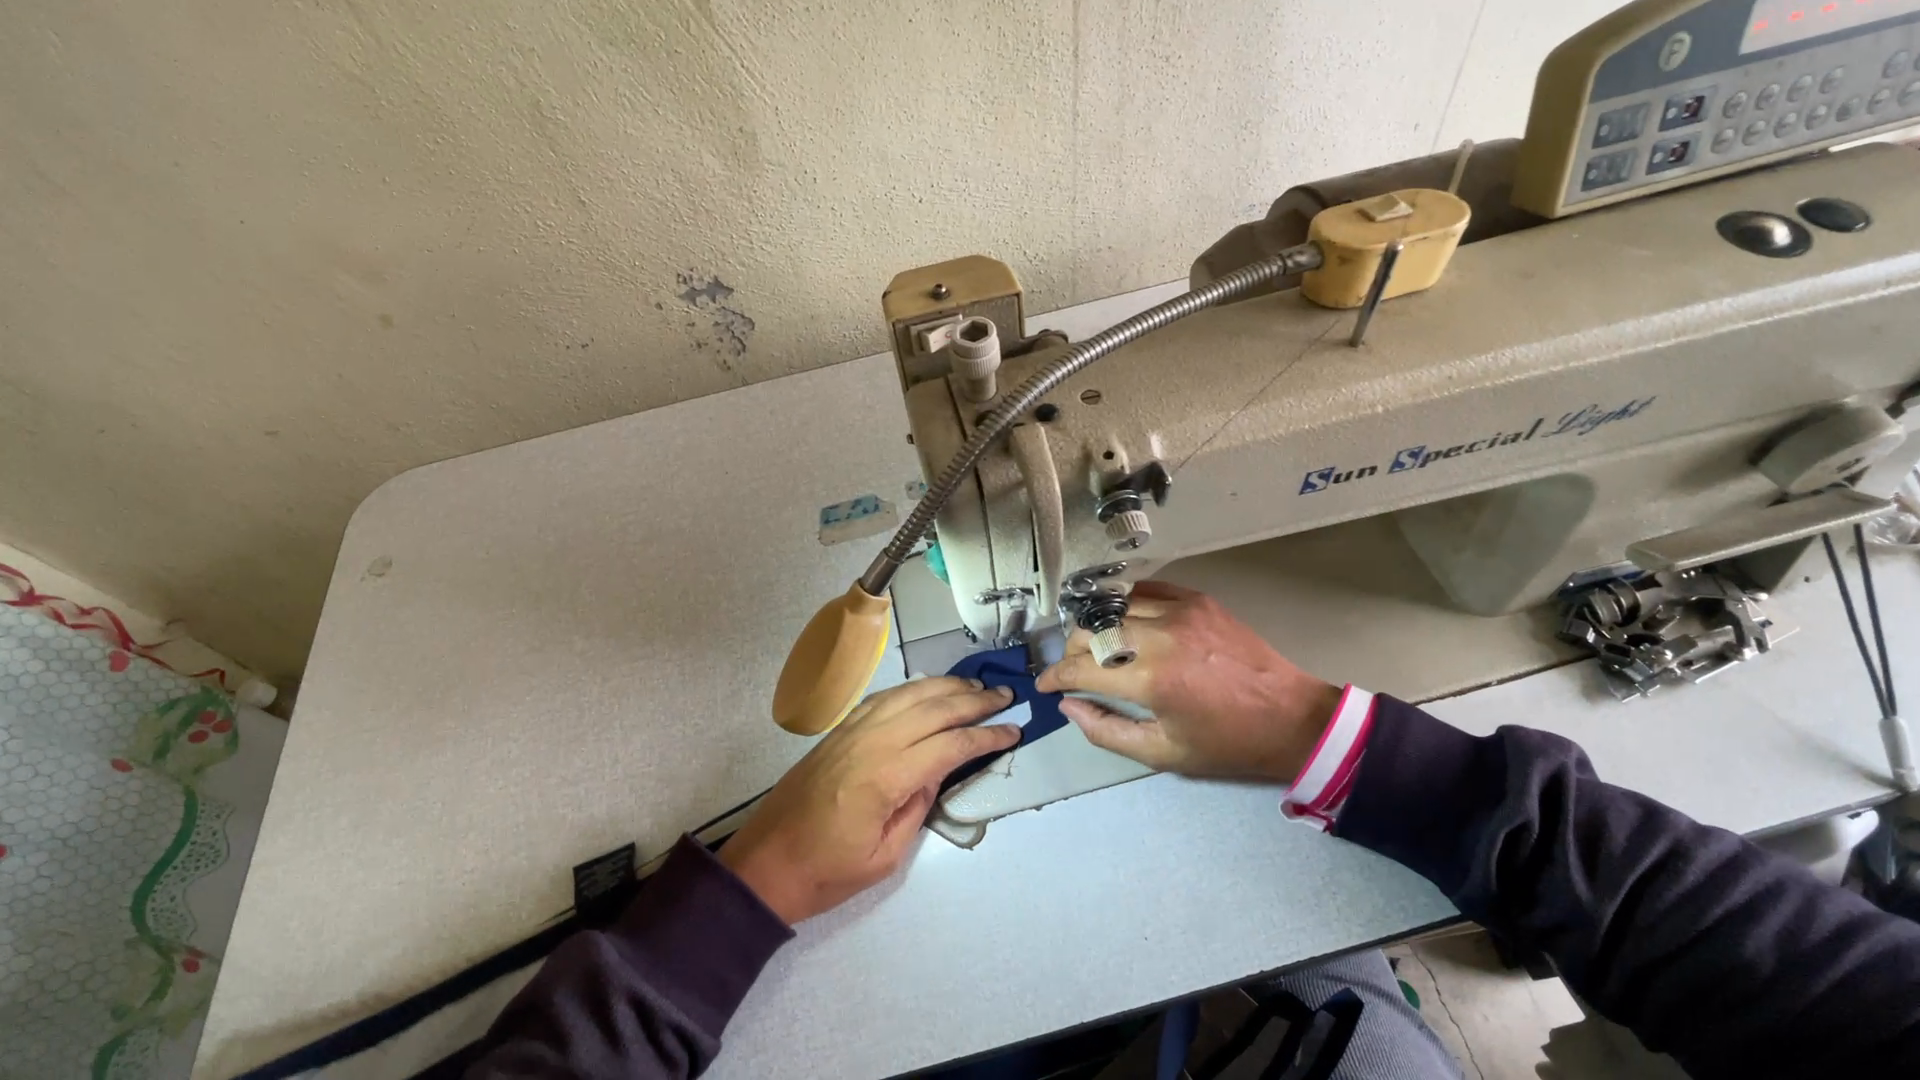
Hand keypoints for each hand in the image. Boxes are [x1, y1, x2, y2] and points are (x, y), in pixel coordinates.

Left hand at [721, 677, 1019, 923]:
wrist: (763, 865)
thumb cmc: (826, 873)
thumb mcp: (885, 856)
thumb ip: (917, 806)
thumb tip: (937, 771)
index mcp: (885, 776)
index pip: (950, 744)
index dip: (986, 736)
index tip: (1014, 731)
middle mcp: (870, 741)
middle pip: (933, 707)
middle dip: (974, 701)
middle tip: (1005, 696)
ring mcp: (851, 731)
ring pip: (908, 694)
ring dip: (945, 687)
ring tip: (976, 689)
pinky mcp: (838, 731)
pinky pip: (882, 698)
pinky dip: (912, 689)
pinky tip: (929, 690)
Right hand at [1036, 581, 1340, 782]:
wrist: (1291, 717)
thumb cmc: (1227, 743)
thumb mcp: (1163, 753)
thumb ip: (1107, 731)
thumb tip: (1070, 706)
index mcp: (1151, 679)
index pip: (1080, 668)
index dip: (1054, 676)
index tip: (1046, 685)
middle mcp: (1160, 636)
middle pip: (1090, 629)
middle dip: (1071, 651)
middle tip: (1073, 670)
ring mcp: (1180, 611)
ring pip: (1113, 606)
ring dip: (1095, 627)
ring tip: (1096, 647)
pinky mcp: (1197, 599)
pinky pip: (1145, 592)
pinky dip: (1125, 606)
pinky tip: (1123, 623)